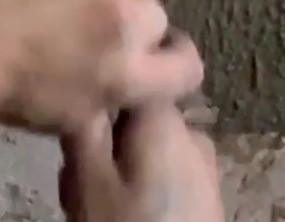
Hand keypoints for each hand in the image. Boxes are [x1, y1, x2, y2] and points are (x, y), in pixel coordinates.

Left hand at [0, 0, 202, 130]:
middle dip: (129, 17)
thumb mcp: (71, 113)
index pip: (187, 66)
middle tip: (89, 15)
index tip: (147, 48)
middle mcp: (130, 22)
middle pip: (157, 13)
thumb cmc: (3, 84)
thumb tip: (142, 68)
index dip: (169, 56)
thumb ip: (117, 90)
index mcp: (129, 77)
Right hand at [60, 104, 224, 221]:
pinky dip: (142, 190)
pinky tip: (122, 216)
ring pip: (147, 150)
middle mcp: (191, 131)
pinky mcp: (206, 198)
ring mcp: (203, 166)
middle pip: (135, 118)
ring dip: (120, 170)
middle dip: (106, 143)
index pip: (128, 77)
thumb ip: (83, 128)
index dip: (98, 100)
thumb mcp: (88, 181)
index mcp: (165, 117)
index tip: (78, 128)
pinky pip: (165, 176)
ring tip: (94, 204)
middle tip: (78, 180)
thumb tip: (82, 92)